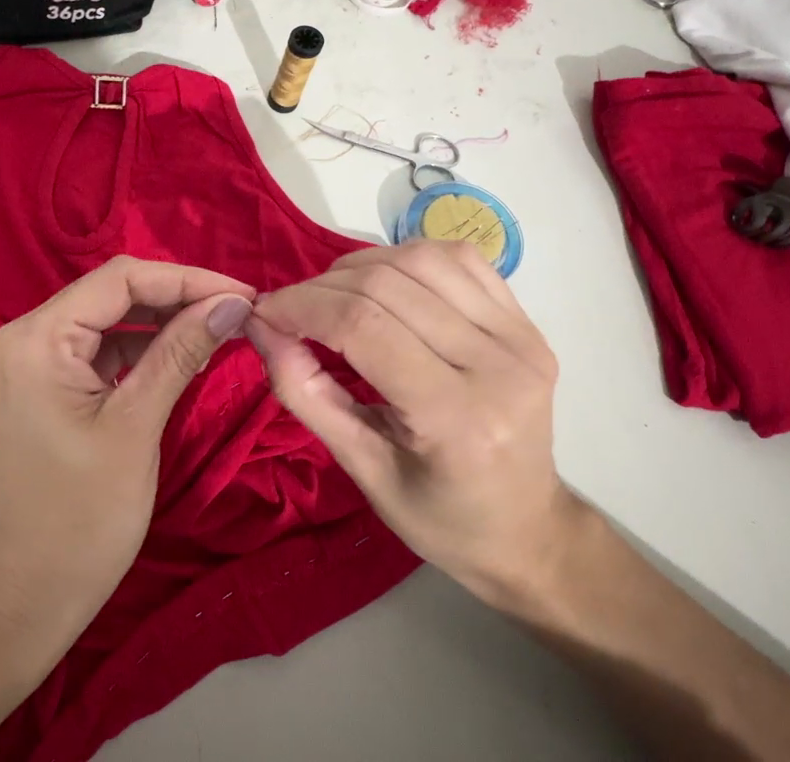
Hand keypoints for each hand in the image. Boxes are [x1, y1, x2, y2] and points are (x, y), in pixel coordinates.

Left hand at [0, 256, 255, 645]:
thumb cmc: (82, 517)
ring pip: (112, 320)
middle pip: (114, 292)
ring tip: (224, 331)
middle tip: (242, 313)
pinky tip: (186, 356)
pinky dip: (144, 350)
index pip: (121, 278)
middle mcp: (28, 335)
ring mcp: (35, 361)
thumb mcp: (136, 427)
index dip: (187, 278)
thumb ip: (180, 353)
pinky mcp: (48, 385)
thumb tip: (231, 302)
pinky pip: (103, 350)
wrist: (32, 593)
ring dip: (165, 322)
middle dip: (179, 297)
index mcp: (38, 337)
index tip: (246, 295)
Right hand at [246, 240, 578, 602]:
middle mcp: (499, 365)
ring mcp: (522, 338)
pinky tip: (383, 283)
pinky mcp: (529, 324)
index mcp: (457, 417)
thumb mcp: (360, 468)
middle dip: (320, 287)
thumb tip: (260, 327)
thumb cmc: (439, 519)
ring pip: (424, 259)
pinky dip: (408, 258)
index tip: (263, 313)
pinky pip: (461, 260)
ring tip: (331, 296)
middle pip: (389, 285)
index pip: (365, 327)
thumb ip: (305, 393)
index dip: (302, 307)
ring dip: (361, 265)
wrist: (526, 531)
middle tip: (287, 310)